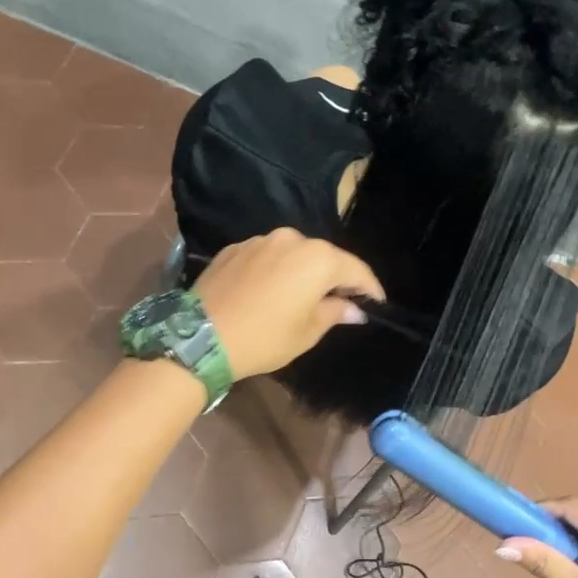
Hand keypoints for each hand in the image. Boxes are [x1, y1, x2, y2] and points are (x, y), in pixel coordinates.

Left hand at [191, 229, 384, 379]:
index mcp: (317, 258)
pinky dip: (275, 271)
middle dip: (335, 277)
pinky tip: (270, 292)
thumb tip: (353, 308)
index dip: (369, 287)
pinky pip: (266, 257)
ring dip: (302, 272)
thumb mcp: (306, 332)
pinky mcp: (234, 249)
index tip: (376, 303)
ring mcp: (259, 241)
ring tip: (302, 297)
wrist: (201, 338)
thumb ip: (334, 312)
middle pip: (324, 257)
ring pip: (293, 254)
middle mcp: (291, 239)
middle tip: (341, 301)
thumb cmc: (264, 338)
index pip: (355, 269)